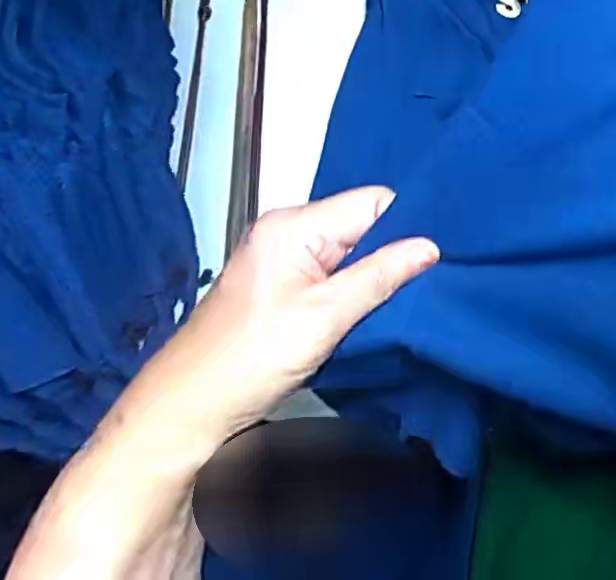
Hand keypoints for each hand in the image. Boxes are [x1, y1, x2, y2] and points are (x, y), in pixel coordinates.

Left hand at [110, 185, 440, 457]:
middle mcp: (286, 230)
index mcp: (294, 225)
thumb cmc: (246, 362)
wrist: (183, 413)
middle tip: (420, 280)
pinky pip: (331, 269)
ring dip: (371, 272)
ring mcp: (281, 255)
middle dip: (390, 250)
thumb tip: (430, 247)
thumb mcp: (326, 316)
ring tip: (397, 297)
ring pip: (349, 249)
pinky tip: (364, 308)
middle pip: (360, 223)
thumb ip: (381, 276)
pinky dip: (351, 286)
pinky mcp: (280, 282)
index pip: (371, 202)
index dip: (404, 223)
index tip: (432, 253)